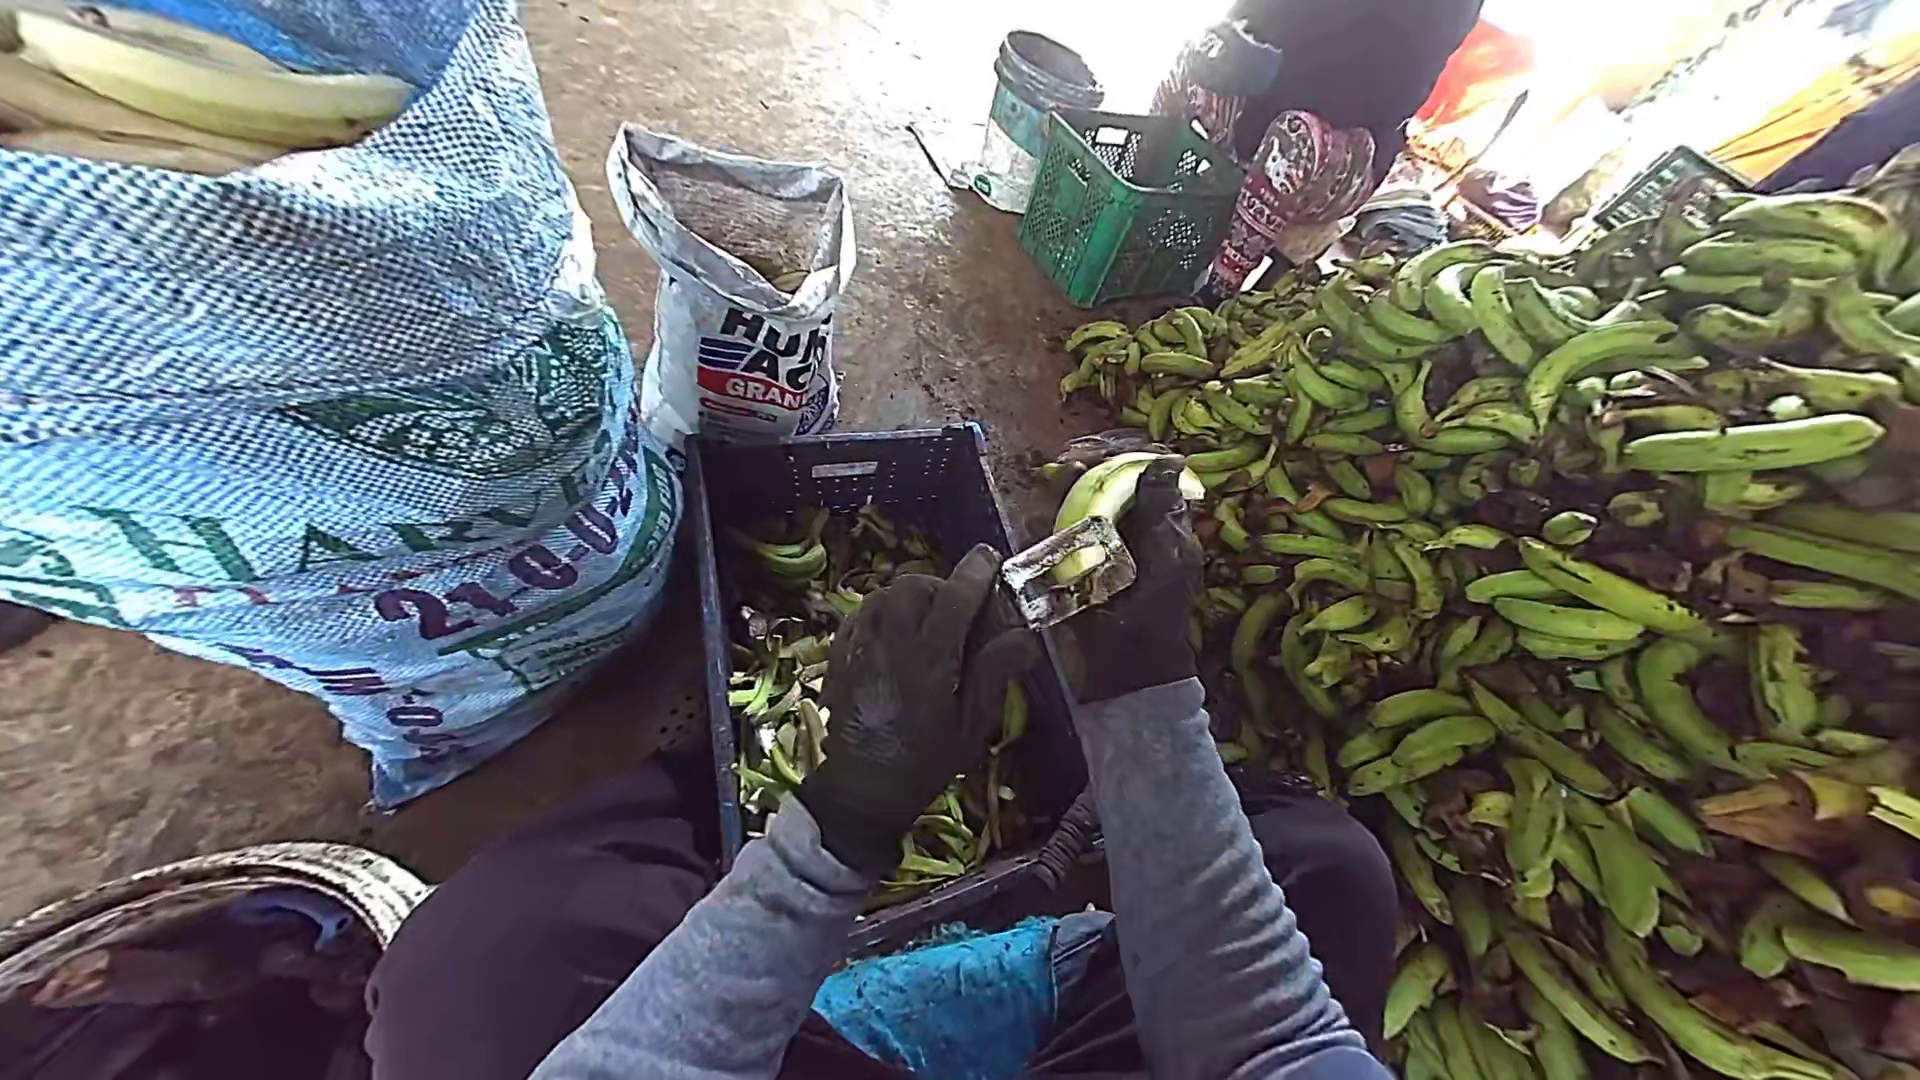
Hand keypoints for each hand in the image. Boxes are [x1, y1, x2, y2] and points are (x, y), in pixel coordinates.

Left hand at [799, 544, 1040, 876]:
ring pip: (882, 594)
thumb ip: (994, 674)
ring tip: (925, 616)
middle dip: (938, 584)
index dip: (974, 573)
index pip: (954, 600)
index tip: (988, 556)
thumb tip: (1024, 636)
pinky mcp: (839, 656)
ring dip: (908, 594)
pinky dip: (880, 608)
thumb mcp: (971, 726)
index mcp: (928, 661)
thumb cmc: (925, 761)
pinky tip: (893, 628)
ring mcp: (859, 648)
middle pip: (911, 587)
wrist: (863, 790)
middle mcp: (890, 645)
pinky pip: (859, 613)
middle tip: (955, 605)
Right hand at [1055, 459, 1202, 702]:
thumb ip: (1162, 512)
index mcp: (1158, 519)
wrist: (1127, 662)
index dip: (1118, 453)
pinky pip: (1054, 532)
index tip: (1095, 450)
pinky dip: (1044, 523)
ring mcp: (1097, 541)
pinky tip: (1036, 521)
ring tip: (1053, 482)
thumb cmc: (1155, 612)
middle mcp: (1126, 524)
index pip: (1139, 470)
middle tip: (1067, 464)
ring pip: (1077, 500)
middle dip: (1085, 465)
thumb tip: (1168, 460)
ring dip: (1063, 488)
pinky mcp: (1072, 560)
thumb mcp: (1167, 560)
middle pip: (1104, 480)